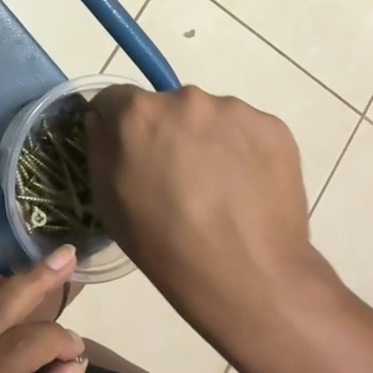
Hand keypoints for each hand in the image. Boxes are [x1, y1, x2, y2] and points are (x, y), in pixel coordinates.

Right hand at [86, 86, 326, 321]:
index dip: (116, 124)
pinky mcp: (272, 126)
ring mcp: (234, 110)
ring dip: (206, 140)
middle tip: (177, 178)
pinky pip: (247, 131)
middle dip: (166, 133)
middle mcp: (185, 97)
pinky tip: (246, 188)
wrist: (248, 275)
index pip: (115, 98)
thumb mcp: (108, 200)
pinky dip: (243, 151)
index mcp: (139, 112)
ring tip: (219, 188)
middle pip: (167, 107)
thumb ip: (100, 147)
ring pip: (210, 118)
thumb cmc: (164, 242)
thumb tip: (104, 120)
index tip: (127, 152)